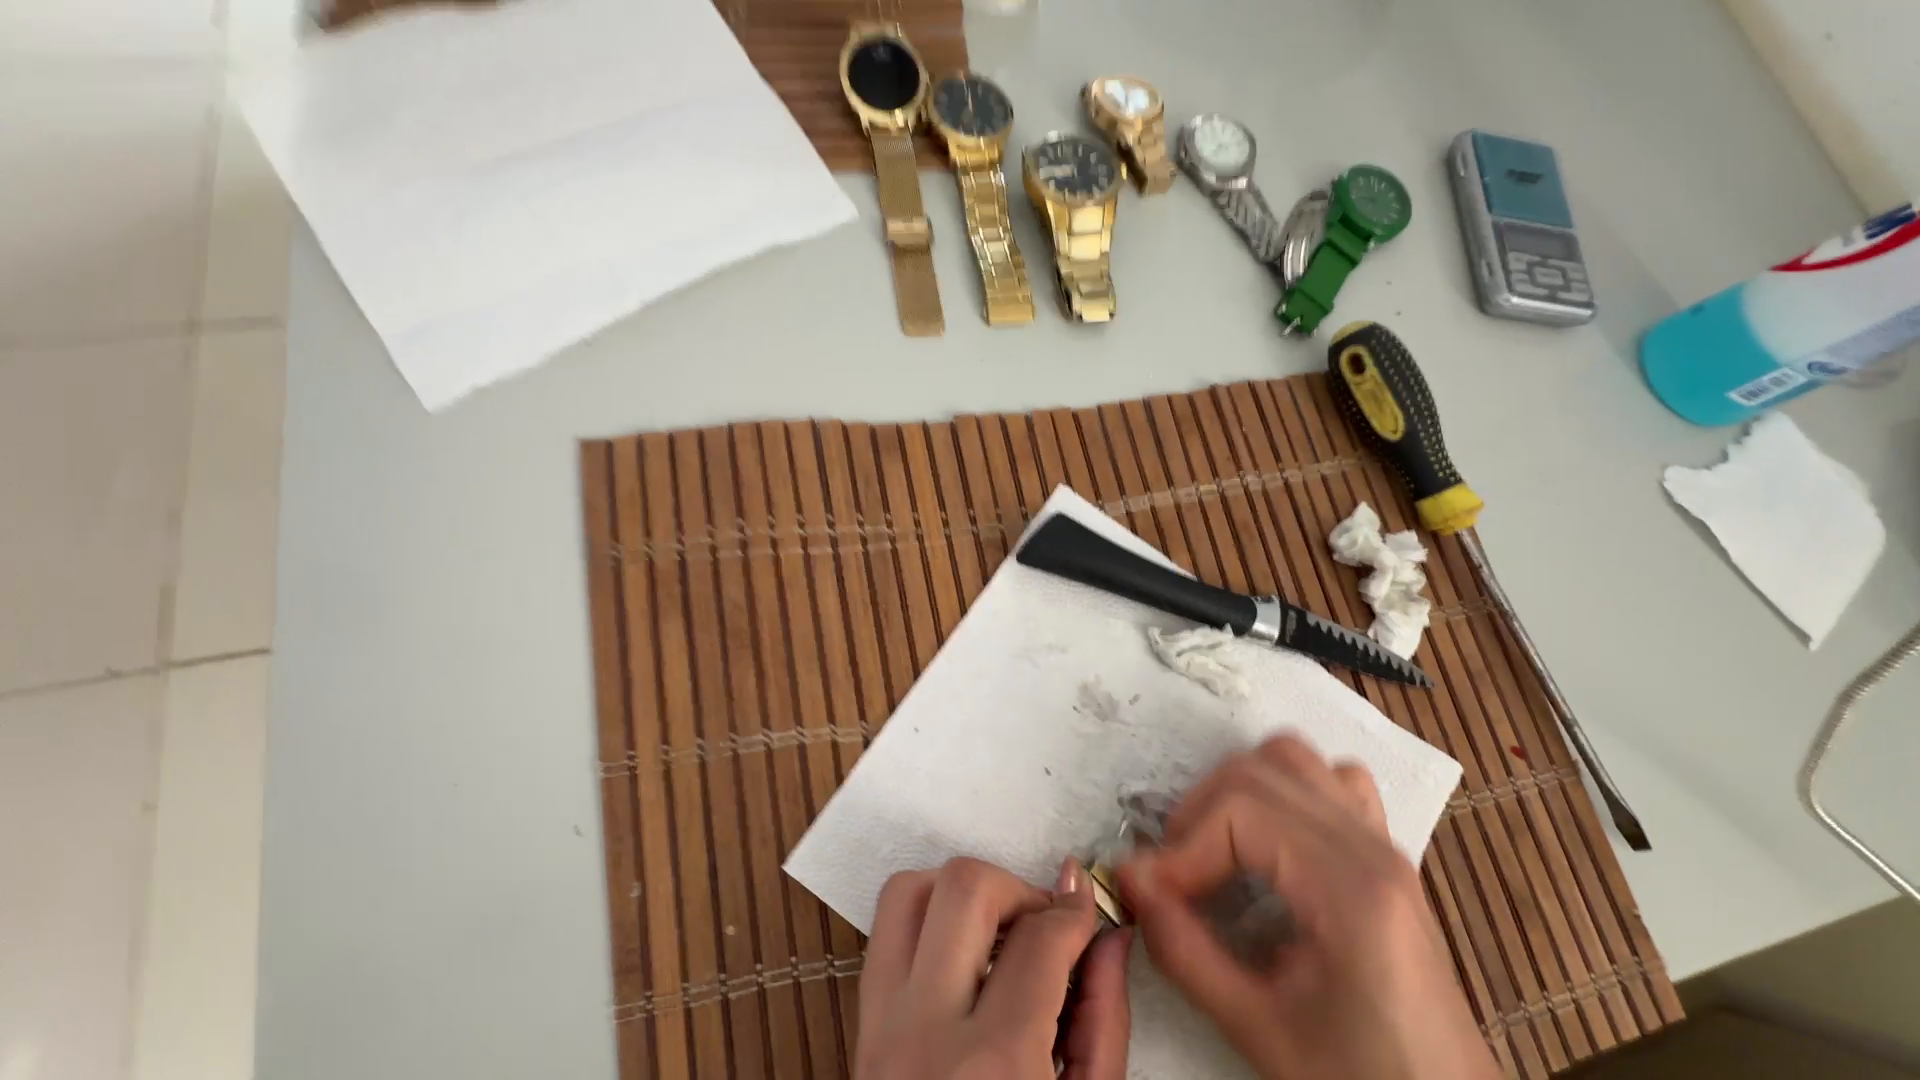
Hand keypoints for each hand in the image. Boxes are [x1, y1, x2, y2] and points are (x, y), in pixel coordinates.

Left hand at [856, 856, 1132, 1079]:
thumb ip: (1104, 1017)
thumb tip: (1108, 933)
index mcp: (995, 1065)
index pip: (1041, 938)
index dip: (1077, 911)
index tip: (1088, 910)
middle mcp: (927, 1032)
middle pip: (964, 888)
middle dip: (1017, 888)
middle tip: (1043, 927)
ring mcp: (881, 1025)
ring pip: (909, 891)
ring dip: (961, 891)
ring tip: (998, 930)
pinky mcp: (860, 1025)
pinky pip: (884, 932)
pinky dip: (926, 916)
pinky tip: (963, 952)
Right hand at [1119, 735, 1499, 1079]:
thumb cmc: (1356, 1075)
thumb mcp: (1256, 1027)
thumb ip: (1182, 950)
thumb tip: (1128, 879)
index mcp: (1350, 888)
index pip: (1240, 812)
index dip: (1181, 848)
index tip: (1149, 893)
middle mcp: (1371, 846)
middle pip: (1258, 771)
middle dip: (1198, 814)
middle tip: (1174, 877)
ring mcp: (1384, 841)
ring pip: (1293, 758)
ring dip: (1237, 790)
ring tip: (1215, 849)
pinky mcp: (1386, 849)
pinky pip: (1331, 779)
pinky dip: (1285, 789)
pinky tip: (1269, 840)